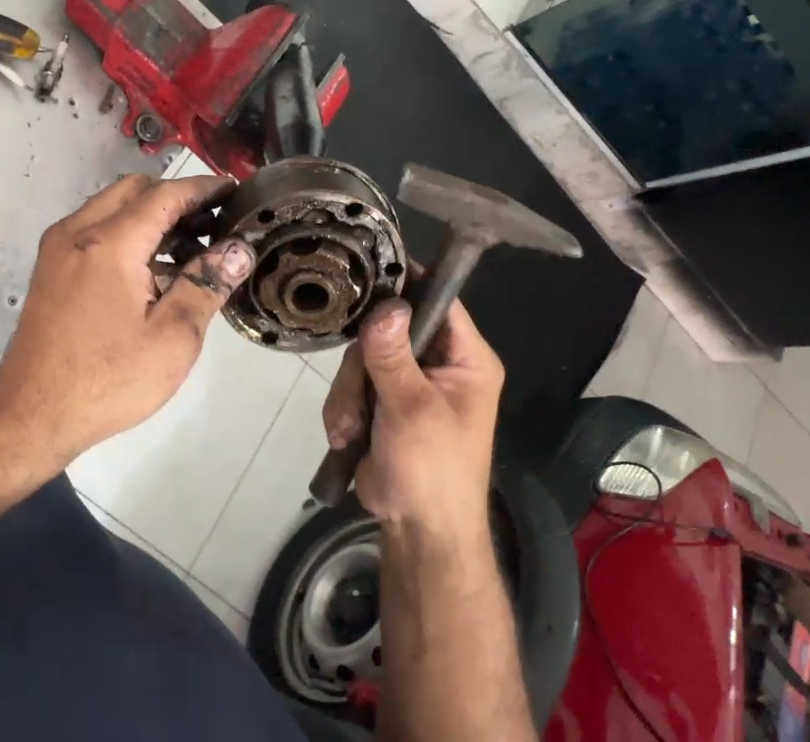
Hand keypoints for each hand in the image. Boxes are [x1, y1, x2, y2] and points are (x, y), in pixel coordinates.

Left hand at [0, 173, 254, 465]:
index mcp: (109, 243)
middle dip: (176, 197)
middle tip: (215, 221)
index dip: (204, 189)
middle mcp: (77, 232)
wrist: (32, 414)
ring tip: (191, 248)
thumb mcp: (172, 338)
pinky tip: (153, 270)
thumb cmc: (107, 380)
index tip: (236, 191)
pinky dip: (127, 233)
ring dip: (150, 215)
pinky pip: (94, 230)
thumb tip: (238, 249)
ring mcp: (58, 249)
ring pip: (111, 208)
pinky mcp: (51, 269)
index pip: (165, 195)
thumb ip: (205, 285)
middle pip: (134, 190)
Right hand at [322, 300, 504, 537]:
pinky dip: (344, 412)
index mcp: (465, 359)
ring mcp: (408, 385)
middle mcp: (439, 365)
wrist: (418, 532)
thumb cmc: (433, 469)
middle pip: (386, 331)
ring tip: (352, 430)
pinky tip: (347, 438)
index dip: (406, 285)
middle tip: (360, 397)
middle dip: (362, 368)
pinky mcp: (381, 405)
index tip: (367, 276)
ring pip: (362, 361)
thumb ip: (392, 355)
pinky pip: (351, 387)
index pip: (439, 301)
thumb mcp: (412, 408)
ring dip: (349, 396)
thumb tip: (385, 304)